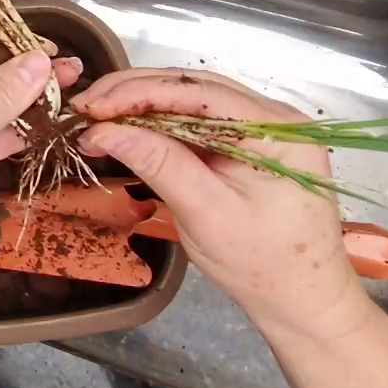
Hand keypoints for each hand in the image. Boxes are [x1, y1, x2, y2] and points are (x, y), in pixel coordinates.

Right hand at [71, 70, 374, 342]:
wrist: (302, 302)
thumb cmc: (262, 264)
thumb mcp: (205, 213)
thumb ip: (157, 163)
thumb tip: (101, 130)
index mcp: (275, 131)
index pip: (196, 91)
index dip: (136, 92)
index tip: (91, 107)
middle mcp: (271, 116)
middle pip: (189, 85)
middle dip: (130, 92)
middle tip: (85, 109)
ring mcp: (258, 126)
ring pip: (185, 95)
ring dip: (137, 103)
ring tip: (96, 117)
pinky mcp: (243, 140)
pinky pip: (190, 116)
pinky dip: (152, 119)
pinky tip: (124, 127)